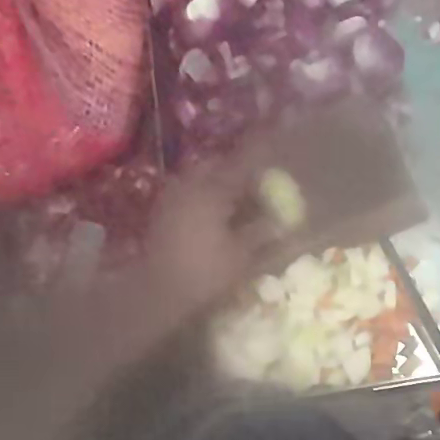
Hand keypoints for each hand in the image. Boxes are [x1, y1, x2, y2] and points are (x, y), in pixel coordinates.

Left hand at [133, 146, 289, 307]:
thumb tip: (281, 220)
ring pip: (201, 178)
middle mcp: (189, 185)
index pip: (241, 165)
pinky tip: (219, 215)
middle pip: (217, 166)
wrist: (159, 291)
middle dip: (237, 170)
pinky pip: (190, 192)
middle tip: (257, 184)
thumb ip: (262, 232)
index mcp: (211, 190)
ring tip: (241, 202)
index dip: (259, 157)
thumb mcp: (242, 254)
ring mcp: (173, 197)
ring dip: (221, 184)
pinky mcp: (164, 212)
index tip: (274, 149)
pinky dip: (207, 196)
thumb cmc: (206, 272)